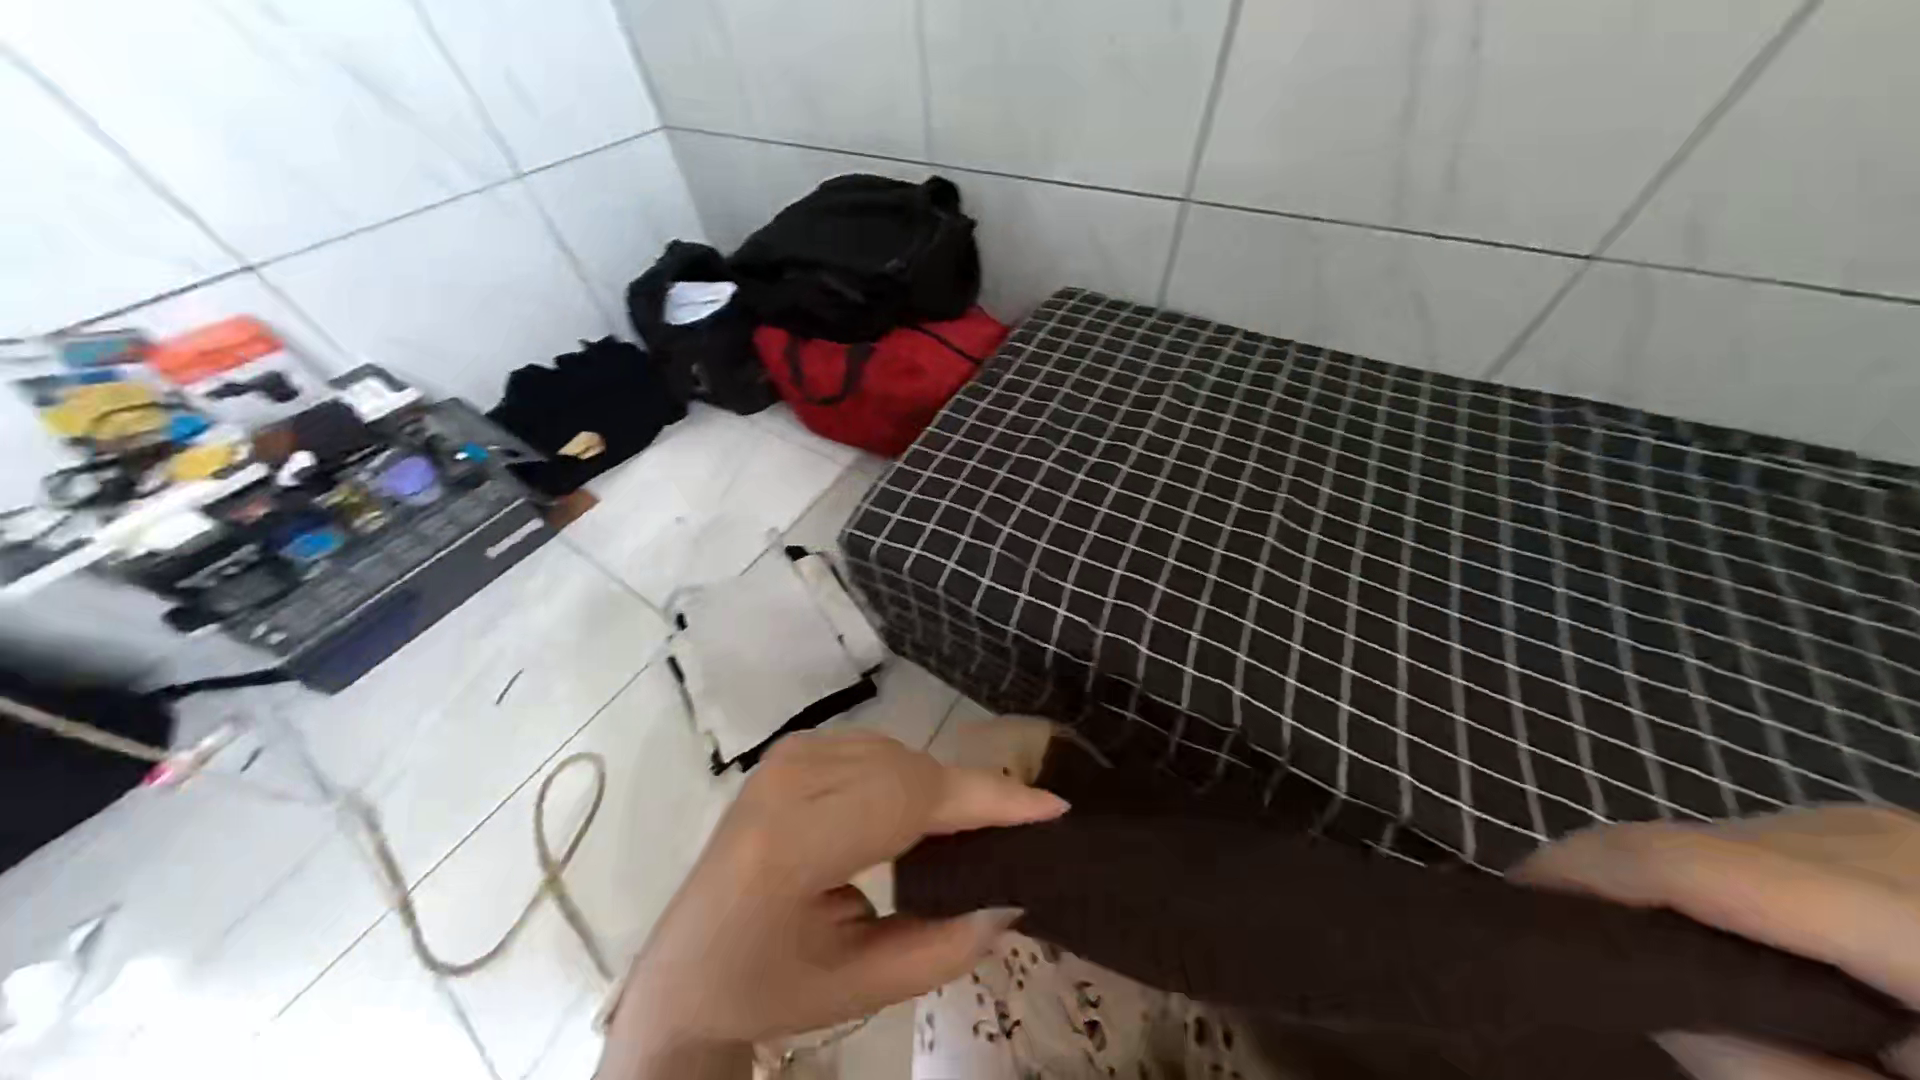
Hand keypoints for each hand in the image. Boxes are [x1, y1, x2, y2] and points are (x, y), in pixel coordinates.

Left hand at [597, 730, 1067, 1078]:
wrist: (683, 965)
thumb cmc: (764, 987)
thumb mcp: (856, 988)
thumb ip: (941, 947)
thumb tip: (1013, 900)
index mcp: (791, 845)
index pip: (909, 798)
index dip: (986, 799)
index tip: (1051, 808)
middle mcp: (787, 783)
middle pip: (910, 769)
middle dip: (974, 795)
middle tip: (1022, 829)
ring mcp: (785, 759)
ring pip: (898, 754)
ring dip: (942, 788)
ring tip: (977, 827)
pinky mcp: (790, 753)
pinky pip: (876, 750)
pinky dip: (912, 776)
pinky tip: (925, 810)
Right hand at [1516, 806, 1919, 1079]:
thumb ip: (1770, 1071)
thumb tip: (1643, 1004)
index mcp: (1912, 924)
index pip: (1688, 864)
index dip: (1580, 870)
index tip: (1509, 895)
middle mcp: (1888, 847)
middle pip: (1690, 843)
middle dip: (1611, 880)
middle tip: (1570, 938)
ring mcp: (1891, 829)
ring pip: (1711, 832)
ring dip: (1656, 878)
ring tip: (1639, 935)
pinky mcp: (1886, 832)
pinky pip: (1754, 838)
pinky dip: (1708, 873)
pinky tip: (1723, 925)